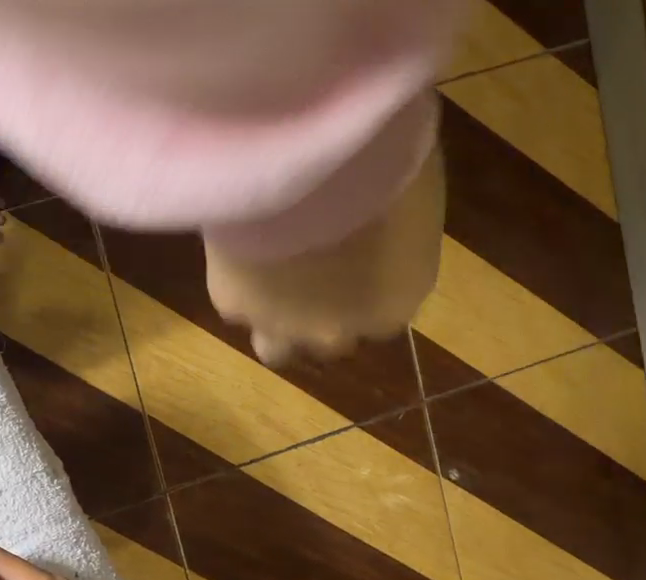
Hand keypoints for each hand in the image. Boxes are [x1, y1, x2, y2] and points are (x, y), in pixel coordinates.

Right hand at [206, 142, 442, 365]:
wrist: (306, 166)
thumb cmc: (384, 170)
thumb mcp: (413, 207)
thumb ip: (396, 245)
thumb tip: (382, 240)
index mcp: (393, 305)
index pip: (383, 320)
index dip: (368, 295)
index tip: (362, 265)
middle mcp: (336, 330)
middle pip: (329, 343)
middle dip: (323, 316)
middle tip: (316, 275)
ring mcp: (280, 326)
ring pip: (275, 348)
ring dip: (277, 324)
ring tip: (272, 284)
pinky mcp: (233, 306)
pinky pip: (237, 306)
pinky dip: (240, 286)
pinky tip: (243, 253)